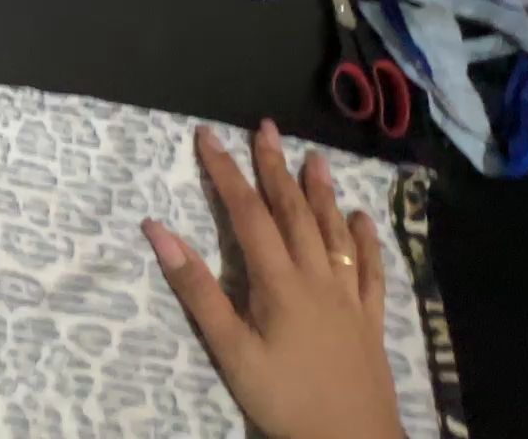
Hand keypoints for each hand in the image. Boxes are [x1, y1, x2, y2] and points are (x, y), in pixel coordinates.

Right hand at [142, 121, 402, 438]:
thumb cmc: (282, 398)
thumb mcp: (227, 347)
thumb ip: (195, 287)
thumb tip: (155, 228)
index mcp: (280, 282)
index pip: (247, 212)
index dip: (226, 171)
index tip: (206, 136)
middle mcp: (318, 280)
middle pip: (294, 213)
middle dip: (274, 168)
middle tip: (265, 128)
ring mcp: (350, 300)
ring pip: (335, 234)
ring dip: (322, 193)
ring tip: (314, 158)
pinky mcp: (371, 321)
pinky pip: (372, 272)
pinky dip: (366, 241)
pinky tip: (362, 219)